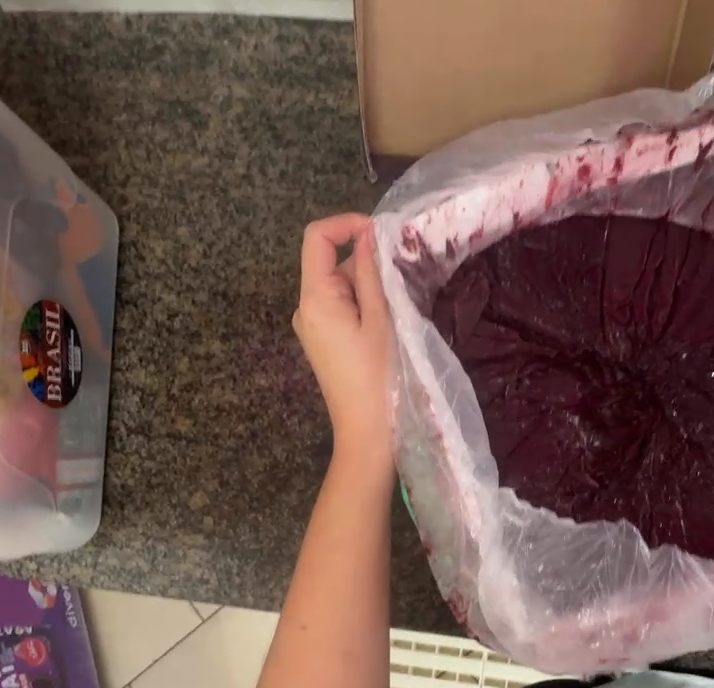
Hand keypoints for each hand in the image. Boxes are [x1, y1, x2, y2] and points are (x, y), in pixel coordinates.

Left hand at [294, 212, 394, 475]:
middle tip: (408, 275)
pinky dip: (366, 305)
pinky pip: (343, 309)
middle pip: (332, 262)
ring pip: (342, 286)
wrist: (368, 436)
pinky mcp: (325, 343)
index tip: (384, 234)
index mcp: (315, 299)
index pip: (317, 237)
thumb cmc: (379, 380)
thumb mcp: (382, 320)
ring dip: (371, 286)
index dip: (348, 224)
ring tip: (404, 304)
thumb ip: (372, 274)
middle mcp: (306, 309)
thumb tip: (369, 234)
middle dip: (368, 261)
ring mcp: (314, 327)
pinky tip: (391, 323)